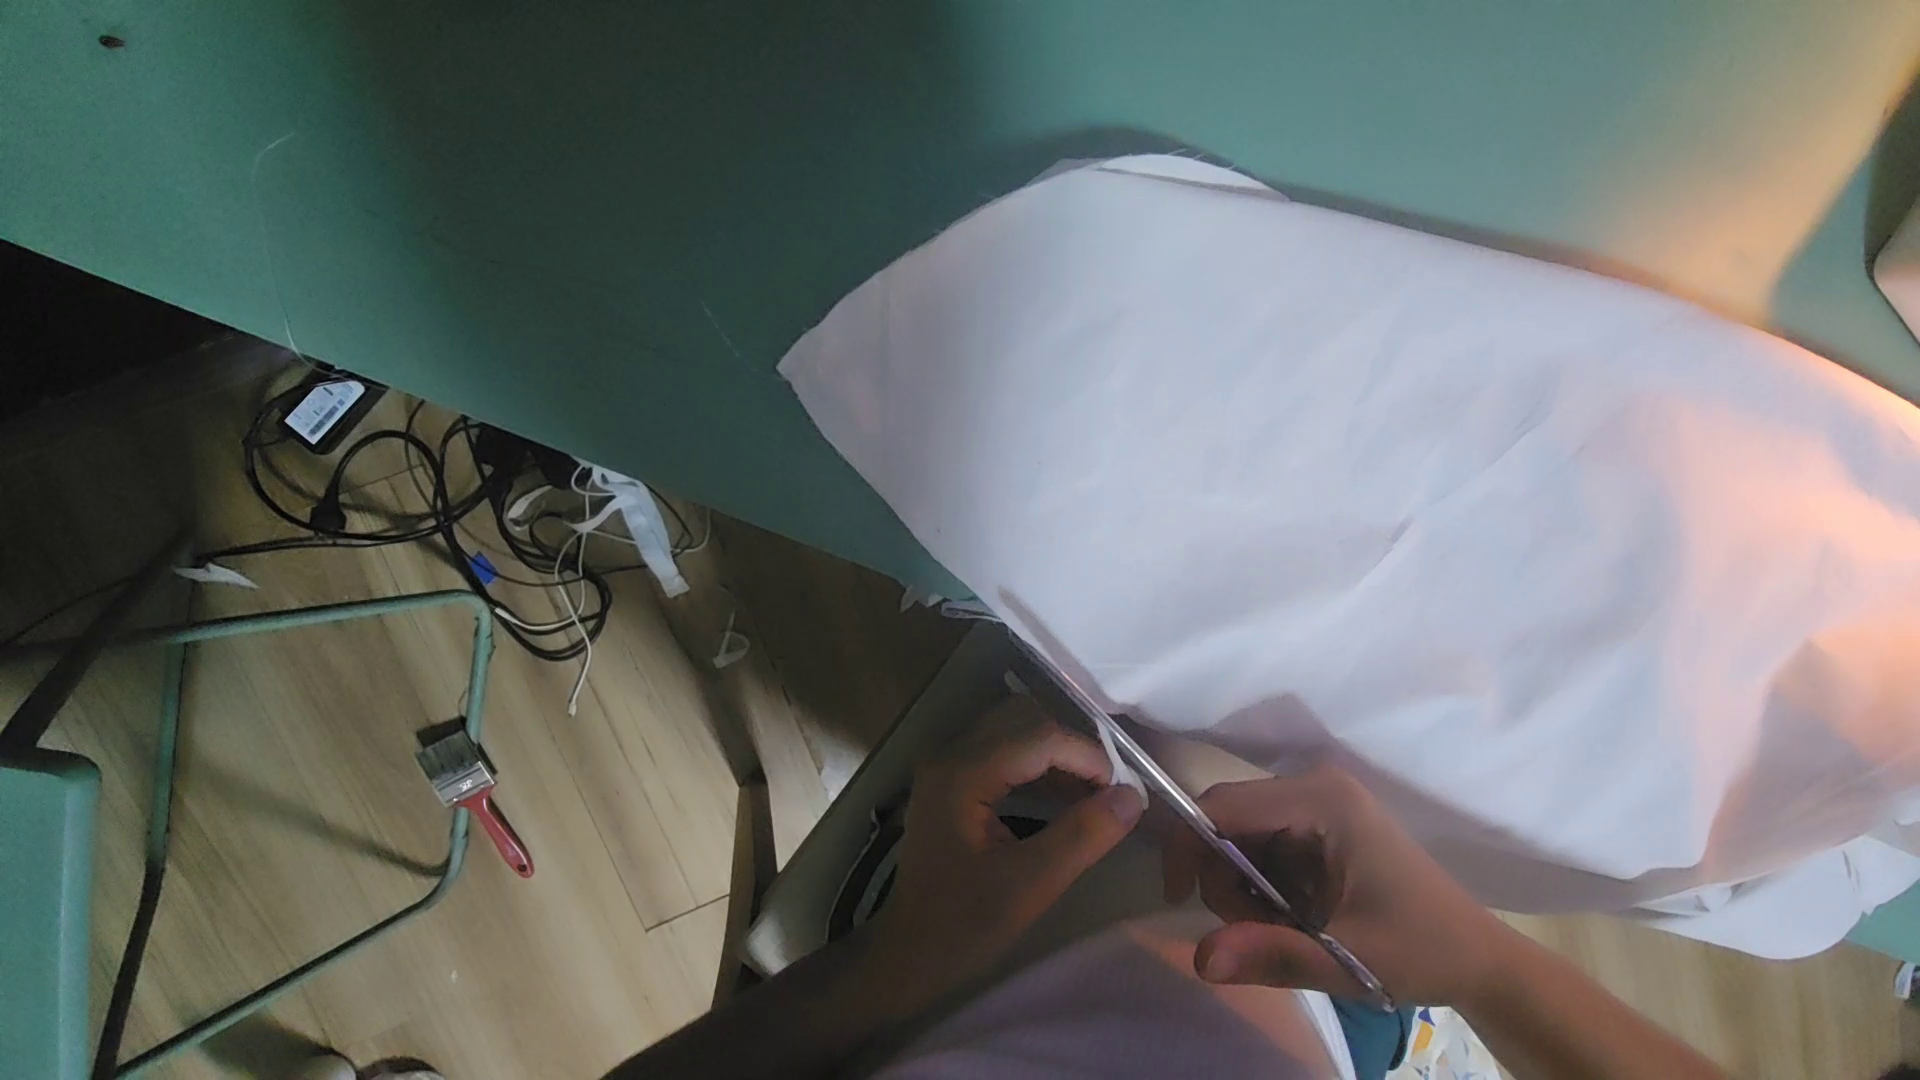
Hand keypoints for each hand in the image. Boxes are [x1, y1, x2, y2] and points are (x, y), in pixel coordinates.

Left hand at [862, 698, 1146, 1007]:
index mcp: (961, 774)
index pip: (1038, 737)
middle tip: (1108, 790)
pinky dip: (1038, 761)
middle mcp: (950, 752)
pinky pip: (1004, 745)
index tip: (1125, 789)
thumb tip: (1133, 797)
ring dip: (1057, 752)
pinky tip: (1063, 796)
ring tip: (1092, 795)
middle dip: (1072, 748)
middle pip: (1025, 718)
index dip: (1087, 755)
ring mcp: (948, 760)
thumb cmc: (963, 924)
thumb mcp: (1030, 886)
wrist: (909, 950)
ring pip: (1015, 726)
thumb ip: (1081, 836)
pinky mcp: (953, 773)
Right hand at [1163, 765, 1515, 1005]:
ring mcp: (1314, 800)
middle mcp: (1313, 786)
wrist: (1478, 958)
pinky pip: (1257, 842)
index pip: (1224, 805)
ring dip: (1240, 885)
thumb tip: (1200, 958)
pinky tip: (1289, 914)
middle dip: (1223, 877)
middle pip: (1227, 818)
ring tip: (1280, 928)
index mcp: (1322, 800)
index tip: (1176, 898)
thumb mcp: (1348, 960)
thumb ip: (1274, 955)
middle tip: (1254, 932)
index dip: (1188, 844)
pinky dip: (1257, 882)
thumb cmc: (1422, 950)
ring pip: (1237, 832)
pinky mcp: (1315, 820)